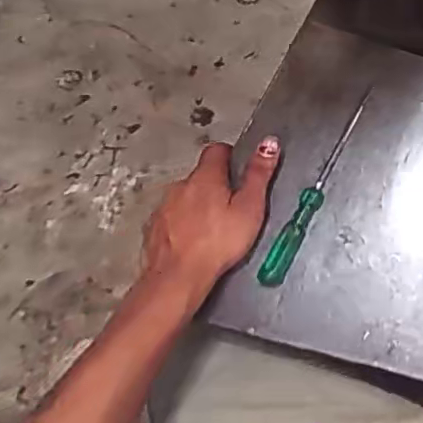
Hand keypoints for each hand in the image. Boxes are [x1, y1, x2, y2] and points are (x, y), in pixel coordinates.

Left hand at [142, 138, 279, 293]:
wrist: (179, 278)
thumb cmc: (218, 243)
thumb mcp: (250, 207)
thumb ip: (259, 174)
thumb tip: (268, 144)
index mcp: (206, 177)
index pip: (217, 150)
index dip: (231, 156)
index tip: (241, 167)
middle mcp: (180, 187)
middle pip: (201, 175)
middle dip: (217, 184)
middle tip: (235, 204)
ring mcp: (164, 208)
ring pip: (186, 197)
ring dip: (200, 204)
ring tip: (218, 226)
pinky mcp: (154, 229)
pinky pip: (173, 217)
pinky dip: (185, 223)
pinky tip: (198, 239)